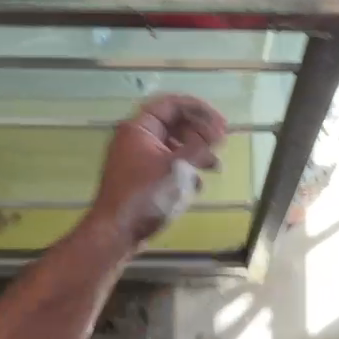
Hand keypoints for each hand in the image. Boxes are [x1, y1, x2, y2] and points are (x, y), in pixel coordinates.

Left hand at [86, 94, 226, 248]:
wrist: (116, 234)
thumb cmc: (146, 195)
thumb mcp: (177, 167)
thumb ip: (199, 146)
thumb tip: (218, 131)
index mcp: (139, 128)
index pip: (172, 105)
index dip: (200, 109)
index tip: (222, 123)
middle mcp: (137, 138)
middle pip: (174, 123)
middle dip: (200, 133)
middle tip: (221, 142)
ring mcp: (138, 159)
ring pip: (173, 145)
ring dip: (196, 153)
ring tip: (215, 167)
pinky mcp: (142, 179)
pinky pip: (168, 165)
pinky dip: (185, 170)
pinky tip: (197, 185)